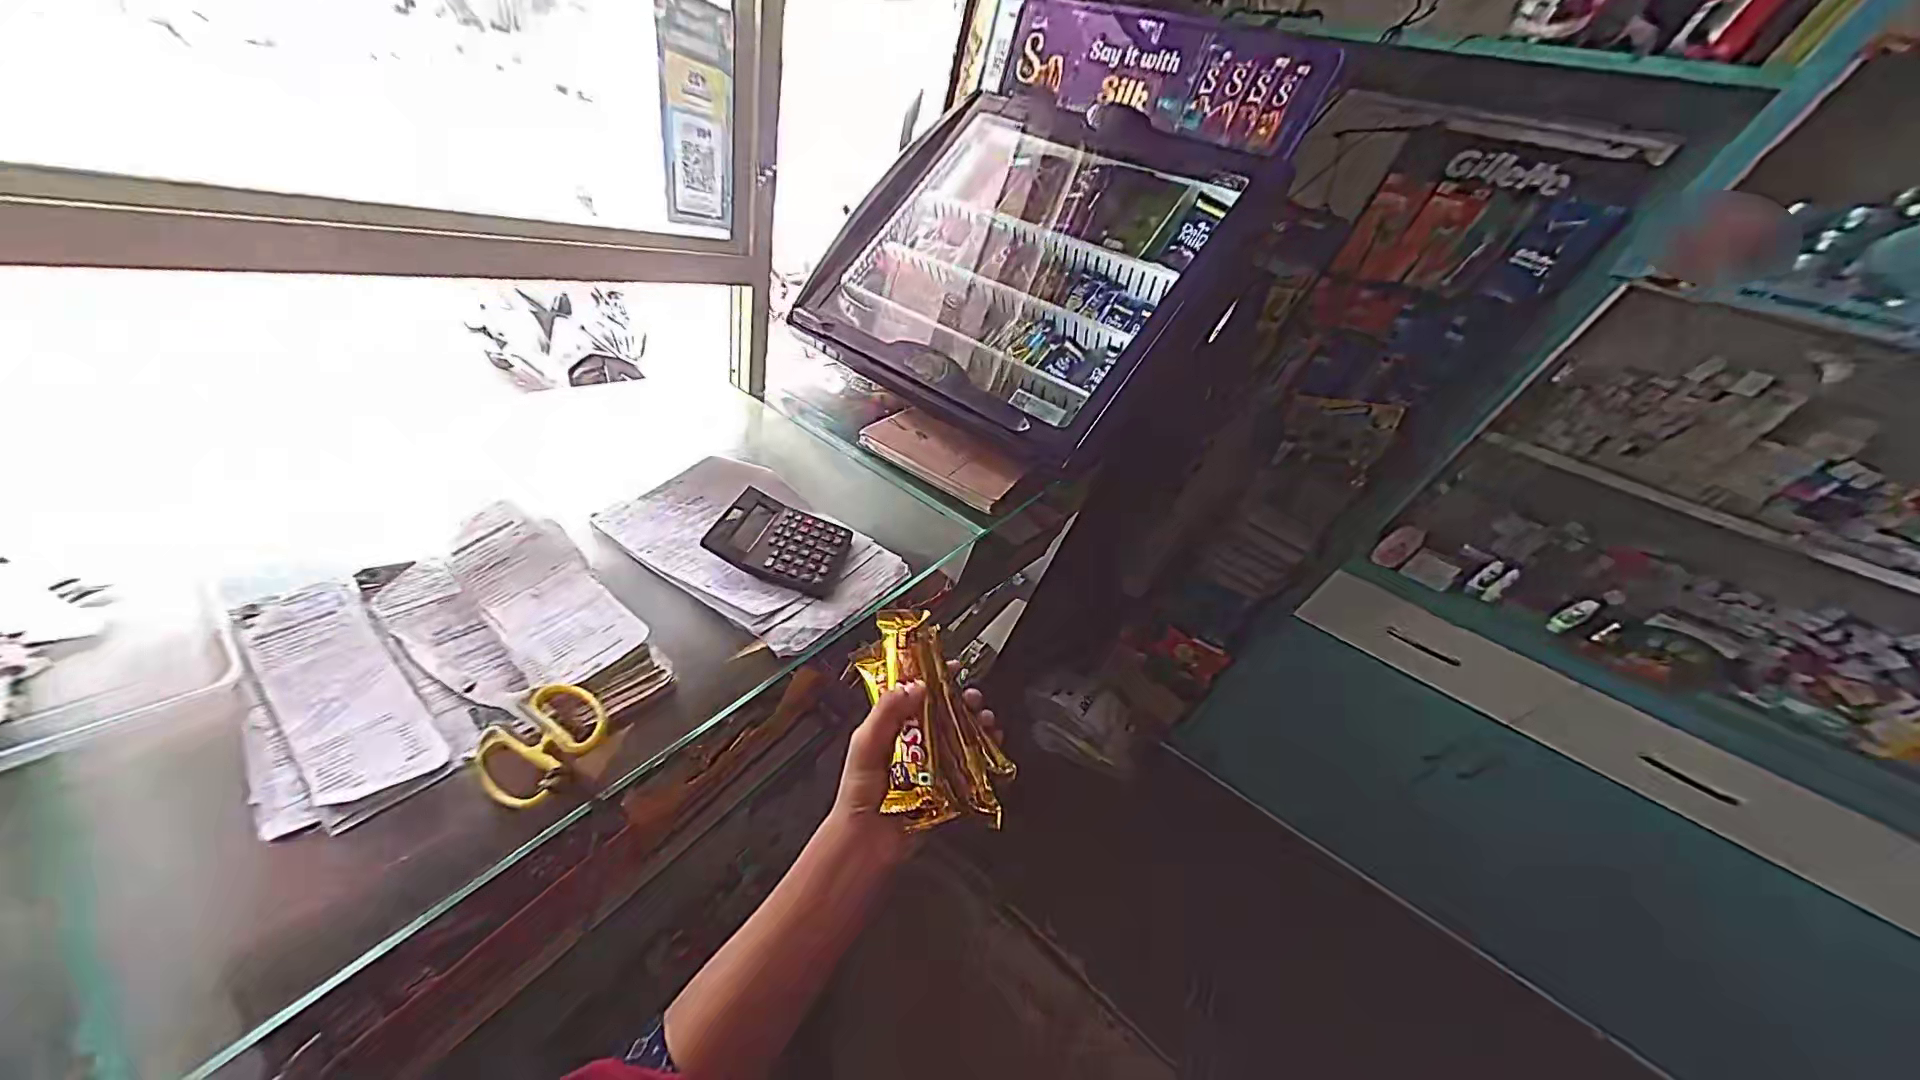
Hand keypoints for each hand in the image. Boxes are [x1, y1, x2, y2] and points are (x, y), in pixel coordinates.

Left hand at [832, 663, 998, 850]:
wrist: (867, 840)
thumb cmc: (858, 792)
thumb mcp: (866, 742)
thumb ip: (886, 712)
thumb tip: (915, 685)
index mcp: (892, 727)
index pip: (915, 693)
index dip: (934, 678)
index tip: (952, 667)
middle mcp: (914, 743)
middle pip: (944, 713)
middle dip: (961, 700)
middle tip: (972, 696)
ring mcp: (932, 765)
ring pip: (960, 736)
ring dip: (976, 724)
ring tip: (985, 719)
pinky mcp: (946, 788)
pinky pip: (970, 767)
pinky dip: (985, 755)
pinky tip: (992, 746)